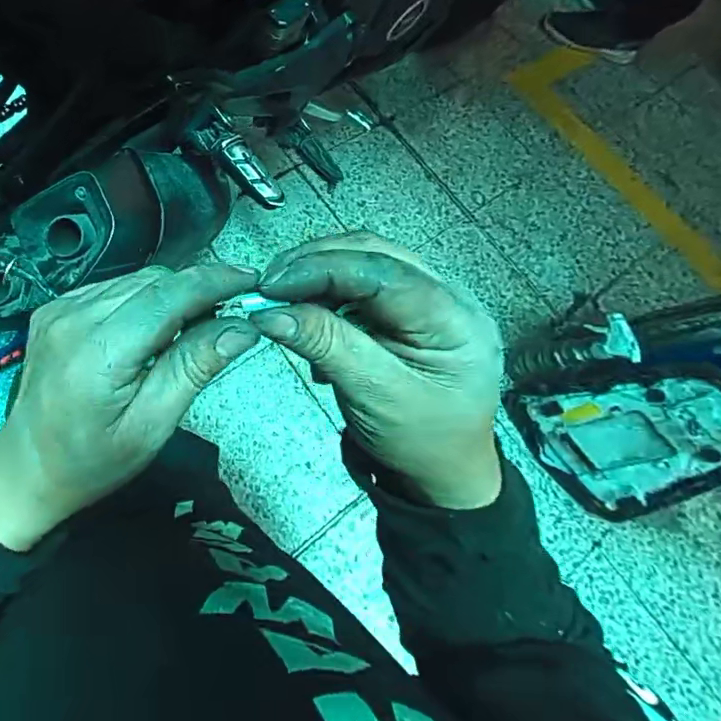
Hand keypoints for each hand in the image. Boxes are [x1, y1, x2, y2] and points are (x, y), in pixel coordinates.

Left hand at [0, 264, 262, 549]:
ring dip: (168, 294)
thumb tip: (240, 328)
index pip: (167, 295)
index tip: (250, 282)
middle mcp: (72, 318)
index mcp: (97, 352)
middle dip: (195, 290)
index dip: (214, 281)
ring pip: (131, 281)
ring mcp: (58, 310)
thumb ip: (192, 370)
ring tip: (190, 328)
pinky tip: (148, 330)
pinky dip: (138, 300)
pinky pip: (108, 290)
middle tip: (226, 317)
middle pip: (151, 281)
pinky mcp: (51, 310)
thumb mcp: (150, 426)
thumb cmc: (91, 461)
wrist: (26, 467)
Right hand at [250, 234, 505, 508]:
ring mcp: (426, 296)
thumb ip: (327, 346)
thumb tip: (268, 314)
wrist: (441, 469)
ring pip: (363, 258)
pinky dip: (323, 289)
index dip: (321, 270)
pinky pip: (357, 280)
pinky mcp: (403, 305)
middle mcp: (446, 294)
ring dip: (315, 270)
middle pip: (372, 252)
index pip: (383, 272)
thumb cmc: (417, 438)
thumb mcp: (373, 396)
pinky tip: (305, 313)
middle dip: (314, 261)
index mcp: (454, 319)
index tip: (270, 287)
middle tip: (267, 286)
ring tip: (279, 297)